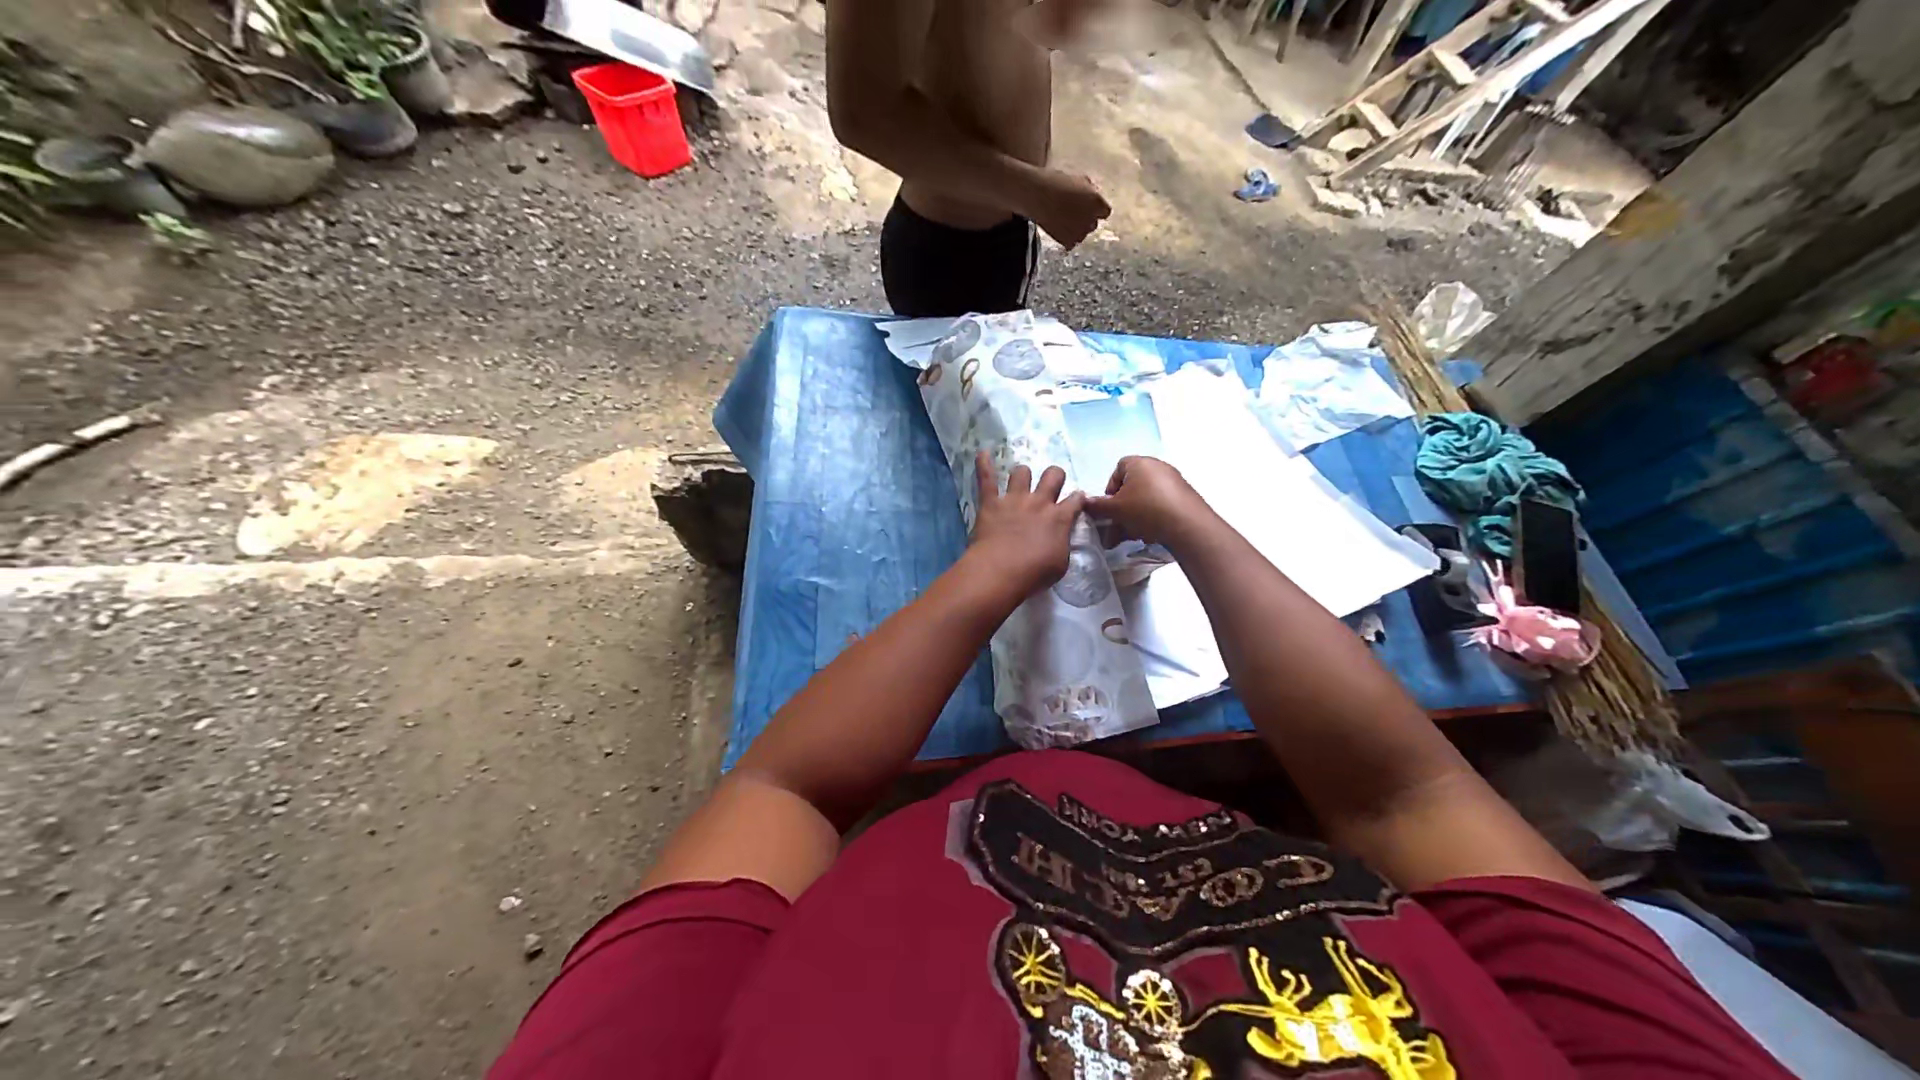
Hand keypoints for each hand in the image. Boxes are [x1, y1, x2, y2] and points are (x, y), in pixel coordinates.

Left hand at [968, 451, 1086, 598]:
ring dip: (1023, 475)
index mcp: (1059, 518)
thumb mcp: (1061, 563)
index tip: (1076, 500)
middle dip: (1054, 476)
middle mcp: (1039, 502)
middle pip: (1052, 475)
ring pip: (1022, 472)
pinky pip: (987, 478)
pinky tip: (983, 453)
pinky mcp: (991, 502)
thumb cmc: (1034, 574)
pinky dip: (984, 464)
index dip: (1077, 498)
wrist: (1001, 571)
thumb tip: (1060, 537)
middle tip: (1051, 485)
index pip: (1075, 500)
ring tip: (1020, 482)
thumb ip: (1062, 543)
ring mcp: (1014, 499)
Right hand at [1026, 170, 1110, 249]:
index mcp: (1097, 202)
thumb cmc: (1056, 182)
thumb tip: (1091, 195)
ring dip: (1076, 230)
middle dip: (1085, 220)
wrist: (1037, 195)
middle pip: (1093, 225)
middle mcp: (1092, 219)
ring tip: (1062, 220)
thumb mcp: (1078, 180)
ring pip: (1082, 235)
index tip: (1087, 207)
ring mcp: (1080, 233)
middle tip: (1072, 213)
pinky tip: (1058, 229)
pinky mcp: (1068, 242)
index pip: (1105, 212)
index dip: (1096, 210)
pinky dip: (1066, 239)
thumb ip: (1089, 190)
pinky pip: (1071, 243)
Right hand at [1085, 455, 1213, 547]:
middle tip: (1116, 527)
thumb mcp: (1115, 509)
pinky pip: (1160, 506)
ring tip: (1131, 536)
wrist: (1187, 525)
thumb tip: (1085, 503)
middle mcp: (1157, 467)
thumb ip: (1097, 506)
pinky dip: (1152, 518)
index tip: (1108, 506)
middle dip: (1121, 509)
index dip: (1110, 488)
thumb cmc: (1145, 509)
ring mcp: (1173, 482)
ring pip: (1145, 499)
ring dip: (1134, 517)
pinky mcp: (1184, 497)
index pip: (1118, 468)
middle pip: (1132, 487)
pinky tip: (1149, 535)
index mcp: (1139, 463)